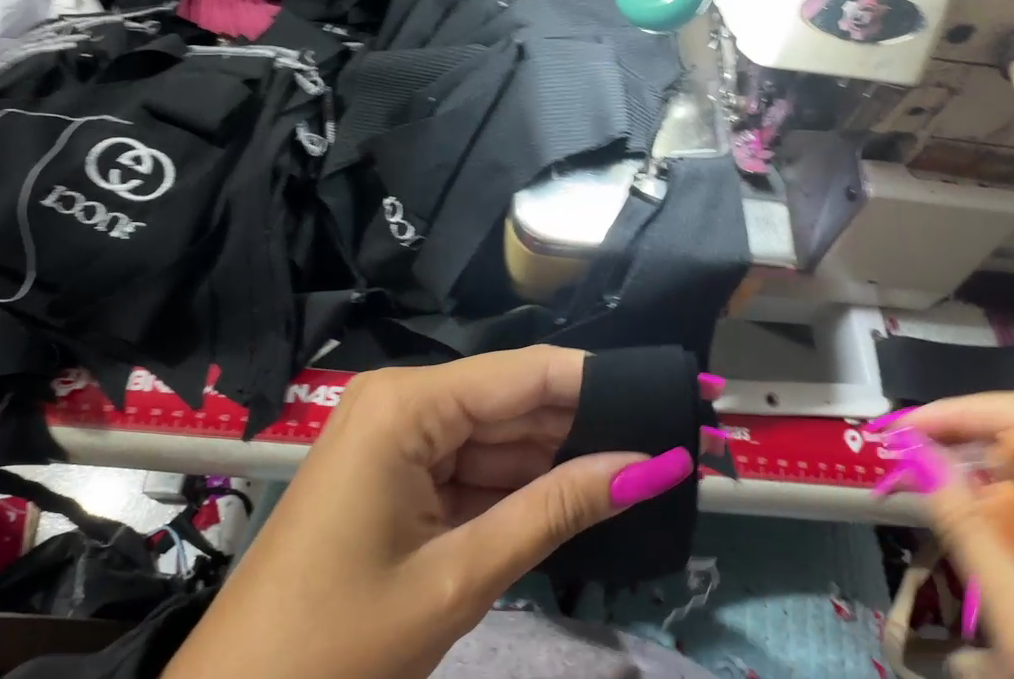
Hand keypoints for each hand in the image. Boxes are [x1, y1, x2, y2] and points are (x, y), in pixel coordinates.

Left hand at [162, 346, 703, 678]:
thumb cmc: (339, 641)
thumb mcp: (461, 574)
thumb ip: (558, 510)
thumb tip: (652, 464)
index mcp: (408, 403)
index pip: (528, 372)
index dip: (603, 384)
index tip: (674, 401)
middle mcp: (402, 400)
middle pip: (515, 401)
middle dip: (586, 429)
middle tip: (667, 452)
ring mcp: (395, 436)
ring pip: (497, 436)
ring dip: (556, 463)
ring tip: (638, 476)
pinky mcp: (393, 472)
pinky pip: (470, 466)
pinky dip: (515, 489)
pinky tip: (573, 503)